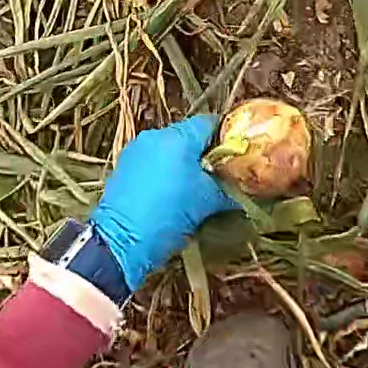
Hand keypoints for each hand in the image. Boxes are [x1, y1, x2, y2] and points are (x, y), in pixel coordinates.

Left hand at [89, 114, 238, 288]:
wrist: (118, 244)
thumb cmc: (168, 216)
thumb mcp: (207, 202)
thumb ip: (229, 188)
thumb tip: (249, 188)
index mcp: (178, 137)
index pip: (210, 123)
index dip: (226, 137)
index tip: (235, 155)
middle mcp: (156, 135)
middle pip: (189, 135)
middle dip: (204, 153)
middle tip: (217, 175)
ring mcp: (136, 150)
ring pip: (169, 148)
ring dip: (182, 163)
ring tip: (193, 188)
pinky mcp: (123, 166)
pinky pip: (152, 160)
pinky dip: (163, 171)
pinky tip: (169, 193)